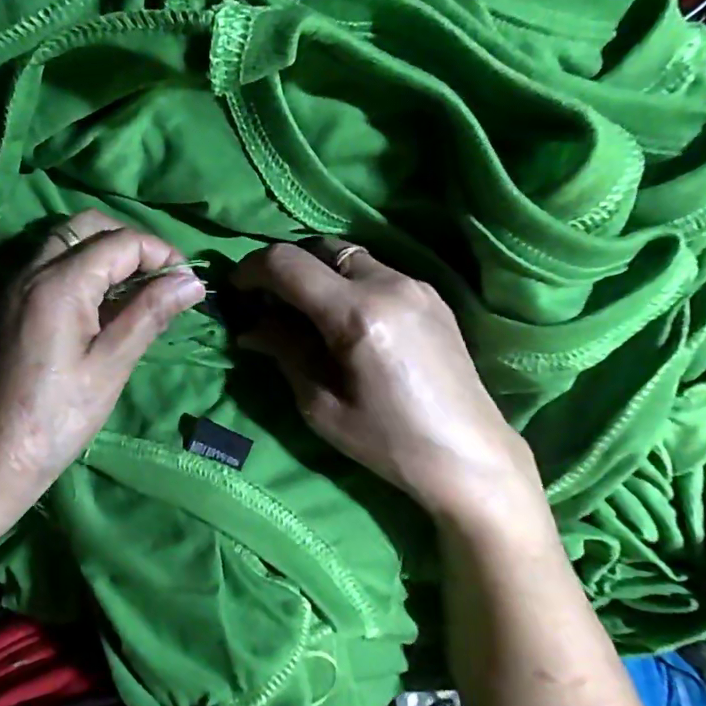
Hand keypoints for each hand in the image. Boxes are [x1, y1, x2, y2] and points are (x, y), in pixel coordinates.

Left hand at [0, 211, 206, 537]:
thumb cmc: (61, 415)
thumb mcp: (112, 363)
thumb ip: (150, 313)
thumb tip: (193, 281)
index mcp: (59, 283)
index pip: (121, 241)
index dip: (162, 253)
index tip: (188, 282)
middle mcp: (33, 270)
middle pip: (89, 226)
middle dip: (132, 243)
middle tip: (162, 279)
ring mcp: (17, 284)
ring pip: (68, 240)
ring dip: (107, 251)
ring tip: (138, 290)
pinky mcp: (13, 303)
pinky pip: (52, 263)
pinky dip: (84, 267)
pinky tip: (105, 303)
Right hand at [233, 239, 544, 523]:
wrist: (470, 457)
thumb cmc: (389, 442)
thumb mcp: (321, 405)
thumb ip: (284, 351)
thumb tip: (250, 326)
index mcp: (356, 314)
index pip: (286, 264)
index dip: (250, 270)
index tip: (235, 291)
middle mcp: (388, 284)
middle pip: (318, 248)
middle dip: (285, 270)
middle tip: (268, 305)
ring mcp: (416, 285)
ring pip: (349, 258)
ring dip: (318, 275)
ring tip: (306, 315)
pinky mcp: (433, 296)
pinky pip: (377, 272)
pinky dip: (348, 283)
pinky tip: (345, 321)